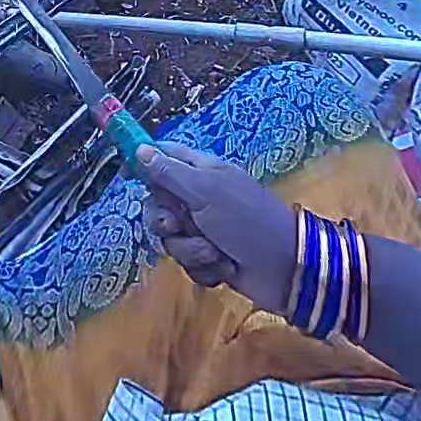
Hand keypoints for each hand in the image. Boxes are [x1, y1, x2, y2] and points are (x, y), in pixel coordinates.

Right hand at [138, 142, 296, 312]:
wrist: (291, 271)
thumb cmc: (247, 222)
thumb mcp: (206, 191)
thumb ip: (169, 171)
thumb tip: (139, 149)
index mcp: (200, 171)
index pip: (162, 155)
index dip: (143, 162)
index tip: (129, 176)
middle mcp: (198, 197)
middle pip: (157, 202)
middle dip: (165, 219)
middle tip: (179, 224)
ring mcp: (204, 228)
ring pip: (170, 236)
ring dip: (189, 248)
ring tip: (214, 253)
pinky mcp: (209, 258)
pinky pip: (187, 261)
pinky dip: (203, 267)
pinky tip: (223, 267)